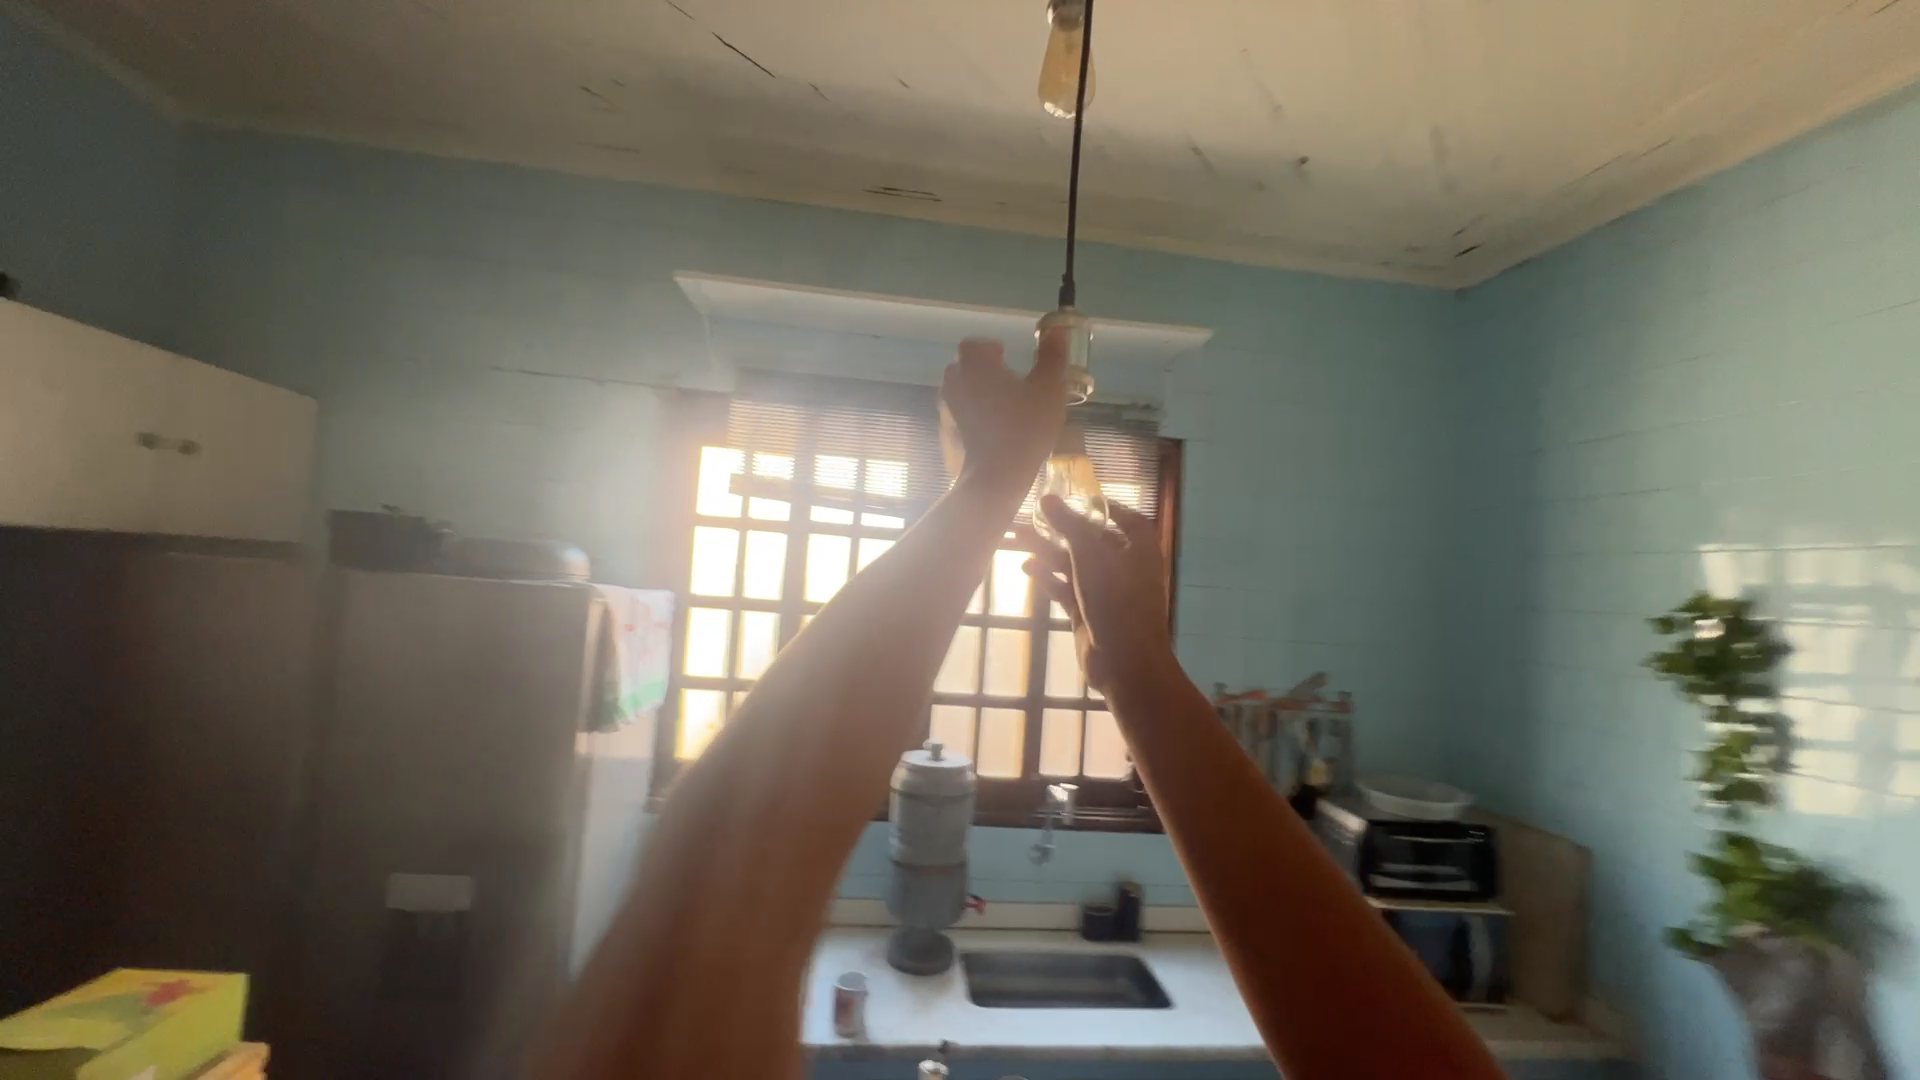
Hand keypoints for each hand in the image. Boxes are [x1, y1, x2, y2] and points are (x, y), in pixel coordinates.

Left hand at [938, 330, 1068, 487]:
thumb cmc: (1026, 425)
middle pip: (965, 366)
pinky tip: (997, 424)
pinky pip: (962, 411)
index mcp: (975, 364)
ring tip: (1005, 402)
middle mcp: (956, 381)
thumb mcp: (1048, 387)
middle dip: (984, 368)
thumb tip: (1056, 330)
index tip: (1009, 357)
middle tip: (1010, 379)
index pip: (975, 345)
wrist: (999, 473)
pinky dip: (976, 411)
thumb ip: (1052, 356)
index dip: (991, 348)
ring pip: (962, 389)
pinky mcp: (952, 431)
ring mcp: (950, 407)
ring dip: (979, 390)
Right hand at [1022, 495, 1172, 693]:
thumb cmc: (1116, 599)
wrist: (1124, 661)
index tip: (1080, 499)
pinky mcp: (1087, 612)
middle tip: (1034, 515)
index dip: (1105, 508)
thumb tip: (1046, 498)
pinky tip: (1027, 566)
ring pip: (1074, 565)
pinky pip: (1066, 588)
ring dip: (1048, 551)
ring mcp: (1105, 592)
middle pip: (1092, 541)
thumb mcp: (1090, 555)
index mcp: (1140, 549)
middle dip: (1062, 529)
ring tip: (1018, 535)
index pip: (1127, 519)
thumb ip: (1068, 526)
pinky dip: (1048, 577)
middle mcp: (1125, 568)